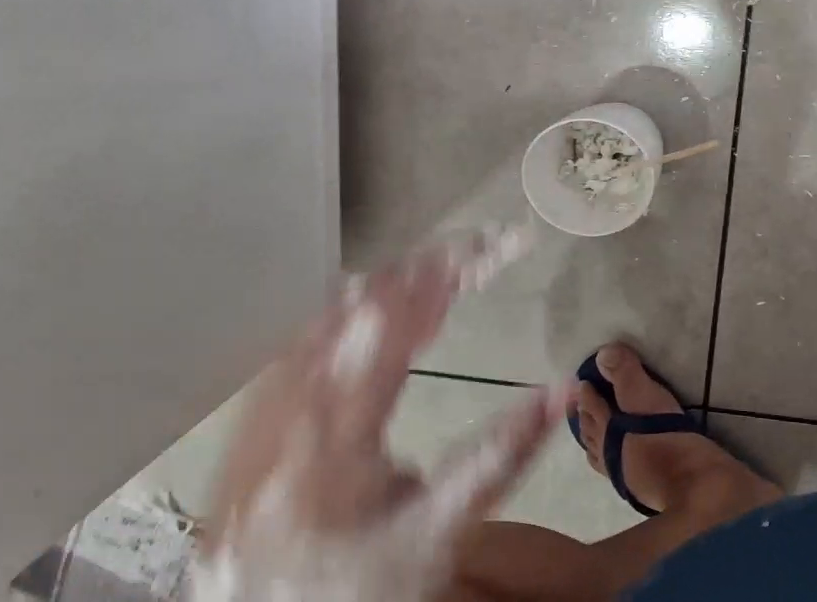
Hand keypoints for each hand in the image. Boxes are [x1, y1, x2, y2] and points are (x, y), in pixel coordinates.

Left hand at [191, 227, 564, 601]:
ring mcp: (256, 430)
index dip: (434, 285)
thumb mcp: (443, 529)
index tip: (480, 248)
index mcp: (329, 449)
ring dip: (378, 293)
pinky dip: (341, 321)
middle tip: (471, 250)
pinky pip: (292, 355)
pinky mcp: (250, 436)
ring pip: (314, 331)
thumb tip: (567, 387)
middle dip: (413, 277)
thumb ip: (500, 456)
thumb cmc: (371, 579)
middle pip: (347, 322)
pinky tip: (364, 311)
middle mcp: (282, 427)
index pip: (386, 341)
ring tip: (432, 268)